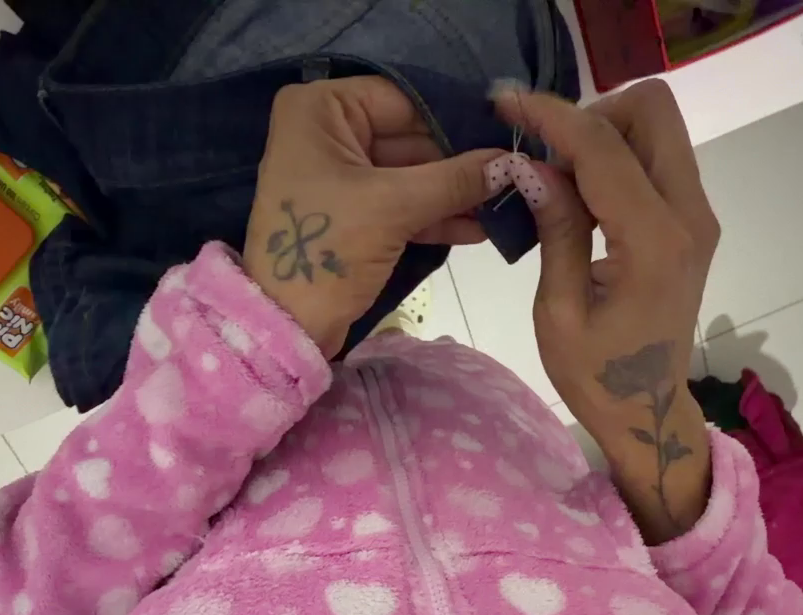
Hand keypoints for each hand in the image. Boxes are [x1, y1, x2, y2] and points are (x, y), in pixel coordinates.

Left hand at [243, 77, 504, 355]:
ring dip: (453, 194)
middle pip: (409, 138)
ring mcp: (339, 178)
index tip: (504, 136)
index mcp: (321, 110)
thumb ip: (455, 180)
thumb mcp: (394, 208)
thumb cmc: (328, 252)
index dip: (455, 119)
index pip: (403, 100)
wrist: (289, 326)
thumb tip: (512, 163)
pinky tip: (479, 227)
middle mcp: (326, 133)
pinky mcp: (351, 218)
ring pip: (408, 176)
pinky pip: (399, 206)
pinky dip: (434, 217)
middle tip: (513, 174)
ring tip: (504, 203)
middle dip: (459, 163)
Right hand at [494, 81, 720, 542]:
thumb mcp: (559, 314)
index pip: (604, 148)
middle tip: (546, 159)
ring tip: (556, 181)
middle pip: (652, 111)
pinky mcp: (691, 223)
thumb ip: (555, 231)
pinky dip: (617, 160)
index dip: (553, 118)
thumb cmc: (596, 377)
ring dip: (604, 136)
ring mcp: (697, 216)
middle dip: (592, 117)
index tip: (507, 105)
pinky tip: (580, 196)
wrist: (648, 411)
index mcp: (654, 242)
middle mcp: (689, 215)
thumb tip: (532, 166)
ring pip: (658, 129)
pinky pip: (658, 161)